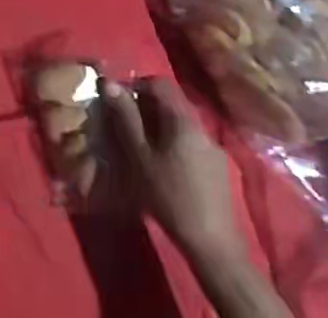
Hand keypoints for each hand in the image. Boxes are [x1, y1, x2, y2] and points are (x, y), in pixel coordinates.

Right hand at [103, 76, 240, 259]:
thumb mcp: (138, 154)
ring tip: (141, 145)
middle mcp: (202, 127)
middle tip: (124, 123)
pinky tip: (164, 164)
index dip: (137, 84)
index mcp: (184, 120)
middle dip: (146, 105)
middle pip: (172, 102)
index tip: (118, 100)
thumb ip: (125, 117)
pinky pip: (191, 141)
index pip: (160, 83)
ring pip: (181, 122)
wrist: (212, 243)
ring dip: (159, 124)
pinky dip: (173, 141)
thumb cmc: (168, 194)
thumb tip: (109, 82)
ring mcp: (214, 148)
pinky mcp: (218, 167)